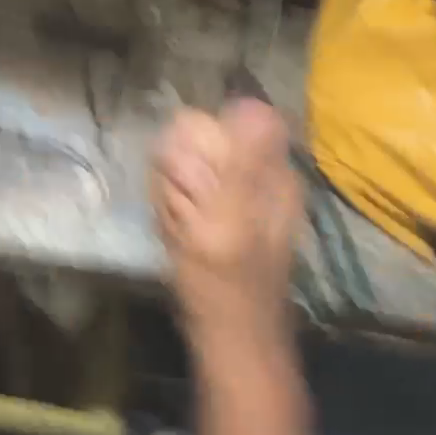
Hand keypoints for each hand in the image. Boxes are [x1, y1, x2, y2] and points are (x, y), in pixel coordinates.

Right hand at [154, 99, 301, 350]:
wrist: (224, 330)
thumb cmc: (226, 280)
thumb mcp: (231, 219)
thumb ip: (240, 163)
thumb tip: (255, 103)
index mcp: (266, 169)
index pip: (200, 125)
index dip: (184, 155)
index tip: (193, 192)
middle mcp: (251, 171)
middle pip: (183, 142)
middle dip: (174, 178)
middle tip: (188, 217)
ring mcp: (229, 189)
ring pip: (173, 164)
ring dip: (169, 196)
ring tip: (183, 229)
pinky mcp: (210, 206)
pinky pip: (172, 187)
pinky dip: (169, 209)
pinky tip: (178, 232)